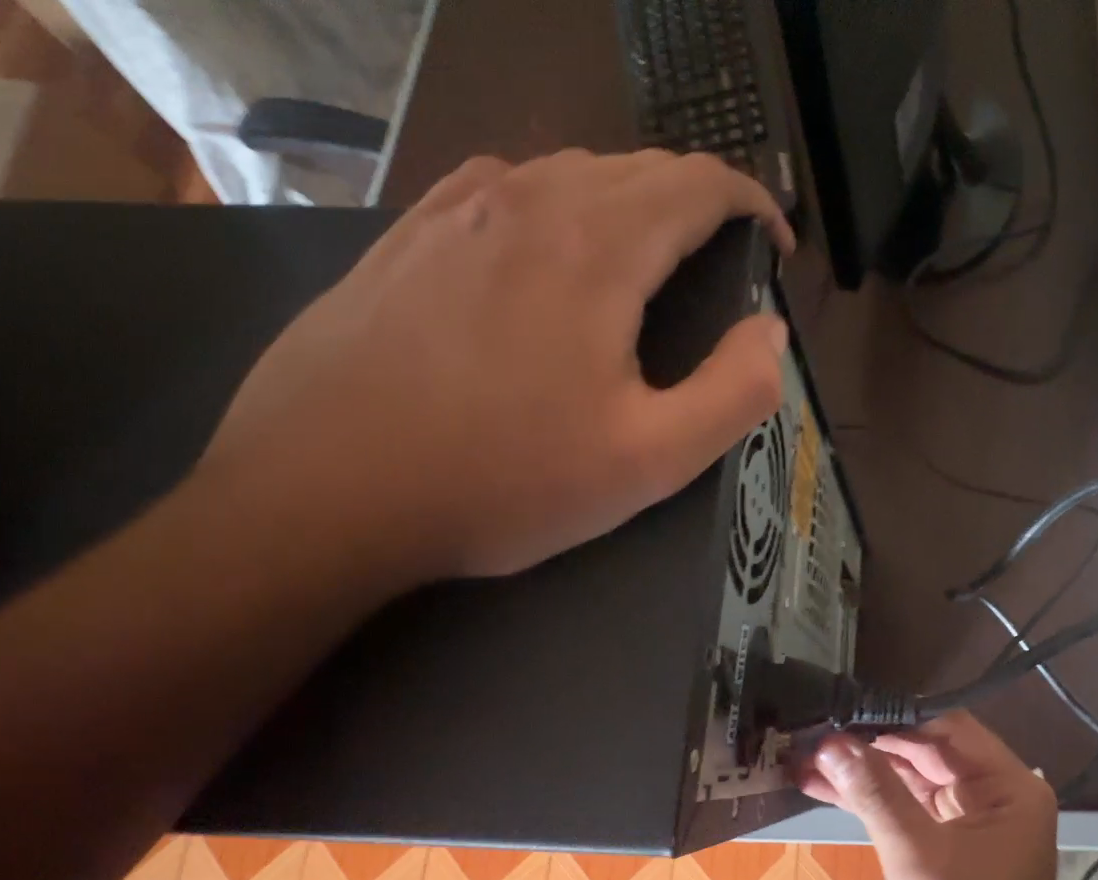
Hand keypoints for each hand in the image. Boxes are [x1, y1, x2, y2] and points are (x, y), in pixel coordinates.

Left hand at [199, 149, 795, 585]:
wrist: (321, 494)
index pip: (700, 183)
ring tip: (650, 257)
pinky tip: (552, 247)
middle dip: (701, 201)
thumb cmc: (503, 481)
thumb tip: (770, 334)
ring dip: (632, 199)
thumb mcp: (650, 461)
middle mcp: (529, 202)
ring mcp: (457, 210)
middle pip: (640, 167)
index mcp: (598, 247)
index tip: (776, 249)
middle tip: (724, 261)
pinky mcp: (408, 234)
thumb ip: (734, 392)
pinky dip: (557, 201)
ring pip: (572, 171)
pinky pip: (505, 186)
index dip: (754, 204)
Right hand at [798, 713, 1059, 879]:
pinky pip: (902, 817)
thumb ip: (878, 796)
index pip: (954, 733)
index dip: (900, 724)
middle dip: (874, 748)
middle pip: (929, 756)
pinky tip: (822, 788)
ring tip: (804, 757)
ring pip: (910, 785)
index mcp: (1013, 793)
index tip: (844, 717)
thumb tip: (833, 741)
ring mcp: (966, 832)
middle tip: (814, 735)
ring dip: (863, 774)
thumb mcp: (920, 863)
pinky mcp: (938, 860)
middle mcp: (995, 804)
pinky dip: (866, 803)